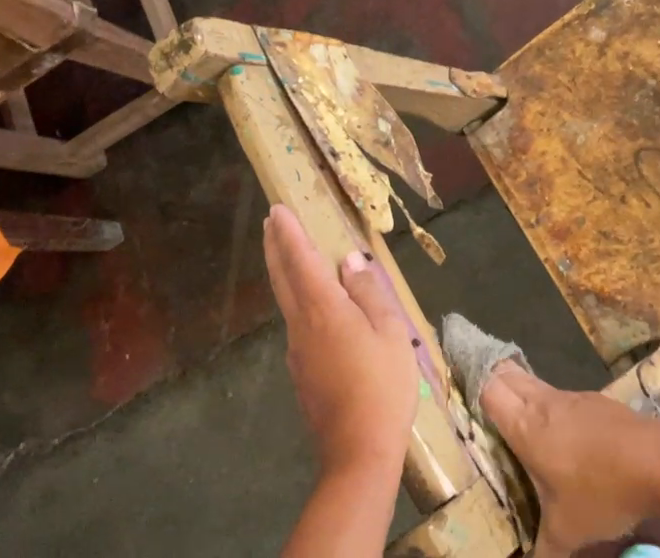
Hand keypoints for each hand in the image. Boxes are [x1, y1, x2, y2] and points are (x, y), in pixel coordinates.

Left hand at [264, 204, 420, 479]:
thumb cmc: (382, 385)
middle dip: (275, 247)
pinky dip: (298, 300)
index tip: (278, 209)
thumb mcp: (389, 331)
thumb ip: (369, 292)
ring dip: (284, 272)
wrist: (359, 450)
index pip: (302, 260)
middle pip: (283, 278)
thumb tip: (350, 262)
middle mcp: (302, 325)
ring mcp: (298, 351)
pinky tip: (313, 306)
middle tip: (270, 222)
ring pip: (287, 301)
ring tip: (289, 254)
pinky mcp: (302, 372)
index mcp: (324, 309)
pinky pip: (298, 324)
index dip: (290, 233)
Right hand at [481, 363, 659, 557]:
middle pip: (508, 374)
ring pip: (536, 383)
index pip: (488, 387)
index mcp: (527, 426)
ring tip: (513, 419)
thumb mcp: (567, 534)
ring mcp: (575, 398)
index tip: (454, 387)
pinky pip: (562, 397)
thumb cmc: (603, 492)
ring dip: (521, 393)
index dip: (469, 381)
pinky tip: (559, 434)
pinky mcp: (599, 402)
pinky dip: (550, 407)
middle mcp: (546, 402)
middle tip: (475, 397)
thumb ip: (542, 551)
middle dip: (490, 379)